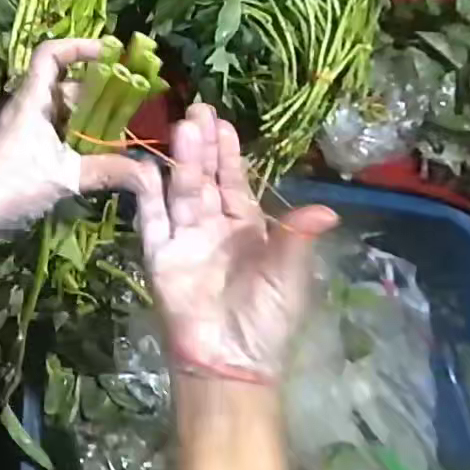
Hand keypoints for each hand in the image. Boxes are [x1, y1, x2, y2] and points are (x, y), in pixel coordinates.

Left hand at [0, 39, 154, 227]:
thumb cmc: (12, 183)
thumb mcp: (65, 176)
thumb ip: (108, 171)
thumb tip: (149, 172)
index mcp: (33, 100)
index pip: (51, 54)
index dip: (80, 46)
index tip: (111, 52)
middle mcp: (30, 105)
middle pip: (66, 82)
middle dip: (98, 91)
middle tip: (129, 106)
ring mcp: (27, 125)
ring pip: (64, 108)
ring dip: (91, 117)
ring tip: (121, 134)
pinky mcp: (26, 144)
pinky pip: (58, 128)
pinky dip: (80, 134)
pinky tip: (99, 153)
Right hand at [136, 103, 338, 383]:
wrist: (230, 360)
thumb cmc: (266, 319)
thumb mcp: (288, 278)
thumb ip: (296, 241)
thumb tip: (326, 210)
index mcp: (246, 227)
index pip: (235, 181)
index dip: (229, 153)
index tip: (223, 122)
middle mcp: (212, 224)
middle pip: (205, 177)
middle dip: (203, 145)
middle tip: (198, 109)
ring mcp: (183, 236)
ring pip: (181, 189)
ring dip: (182, 160)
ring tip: (182, 127)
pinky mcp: (159, 253)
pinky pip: (151, 217)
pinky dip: (145, 193)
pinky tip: (143, 168)